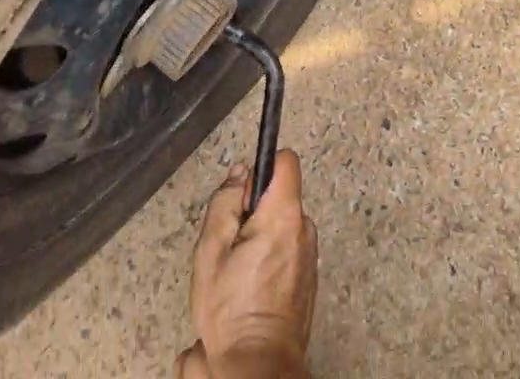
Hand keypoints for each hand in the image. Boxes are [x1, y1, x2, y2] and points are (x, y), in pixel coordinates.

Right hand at [180, 150, 317, 378]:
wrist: (258, 362)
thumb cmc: (232, 311)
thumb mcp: (210, 250)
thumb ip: (224, 202)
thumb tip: (239, 175)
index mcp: (283, 216)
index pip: (286, 161)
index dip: (261, 167)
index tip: (242, 193)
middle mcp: (304, 229)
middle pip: (281, 195)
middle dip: (255, 208)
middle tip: (232, 243)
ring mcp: (310, 253)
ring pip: (282, 223)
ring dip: (261, 234)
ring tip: (239, 268)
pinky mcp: (309, 274)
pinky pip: (288, 246)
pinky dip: (271, 254)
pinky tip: (252, 282)